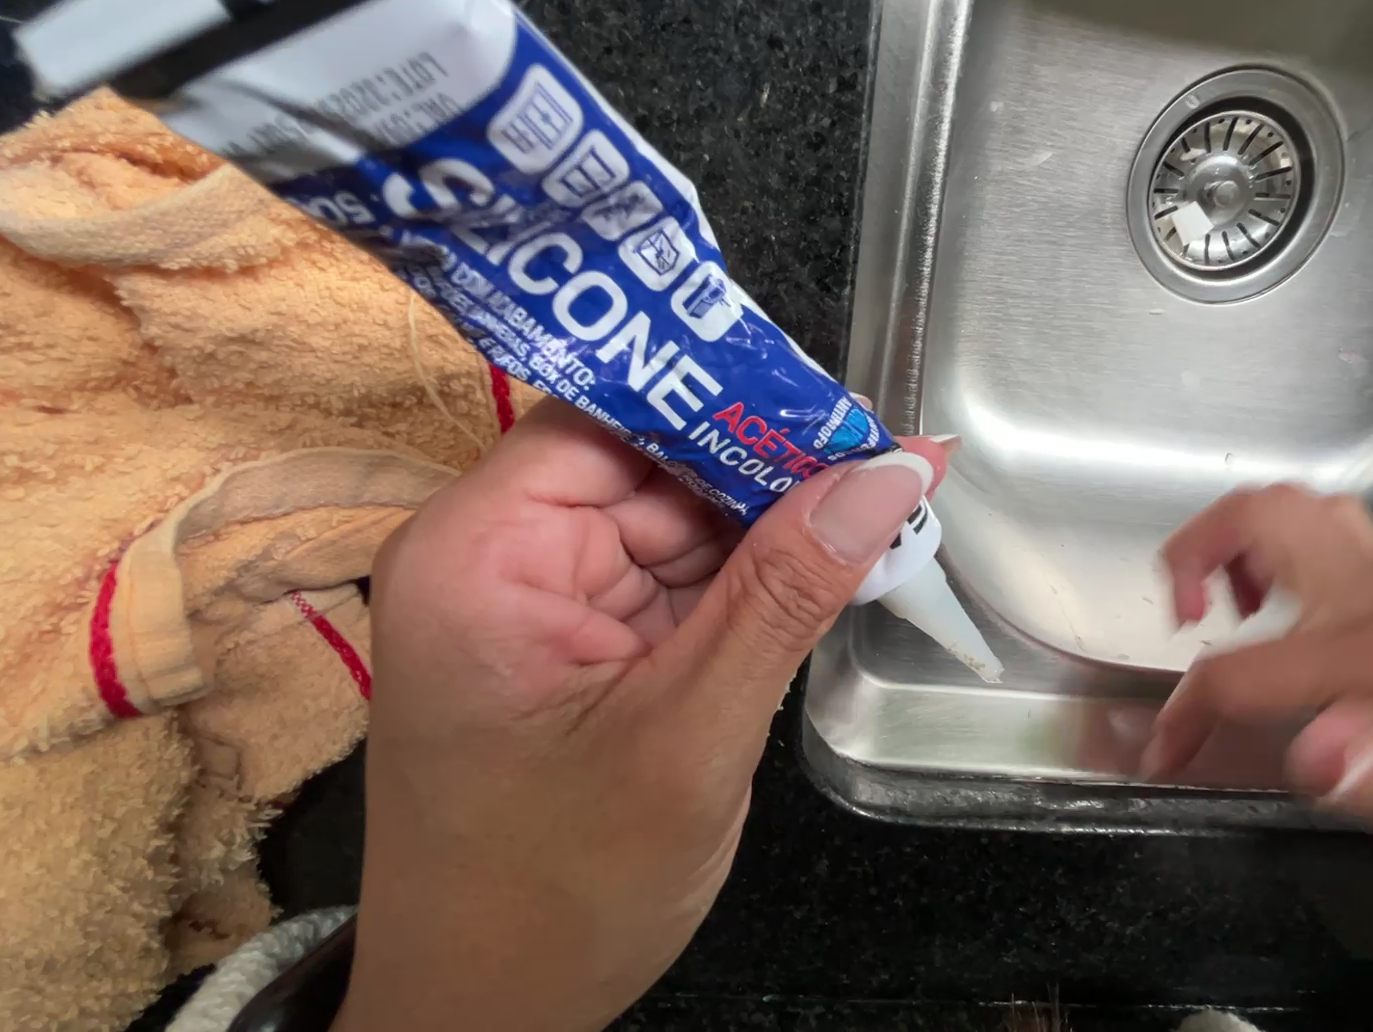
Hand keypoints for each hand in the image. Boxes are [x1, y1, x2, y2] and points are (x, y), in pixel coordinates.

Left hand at [336, 400, 944, 1030]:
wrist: (495, 1021)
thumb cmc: (562, 894)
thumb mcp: (691, 736)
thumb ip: (787, 593)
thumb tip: (889, 474)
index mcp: (483, 552)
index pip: (611, 419)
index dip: (728, 402)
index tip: (838, 407)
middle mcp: (507, 552)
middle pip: (659, 464)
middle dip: (772, 471)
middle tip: (888, 460)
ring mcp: (553, 594)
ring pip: (687, 518)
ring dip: (778, 525)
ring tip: (881, 508)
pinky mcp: (596, 634)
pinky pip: (690, 573)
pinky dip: (759, 574)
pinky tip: (830, 566)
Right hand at [1144, 485, 1372, 962]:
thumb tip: (1307, 747)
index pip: (1240, 671)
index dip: (1187, 714)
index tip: (1166, 756)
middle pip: (1259, 515)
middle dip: (1192, 551)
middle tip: (1184, 615)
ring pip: (1291, 505)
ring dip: (1232, 540)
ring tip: (1223, 604)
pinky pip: (1321, 527)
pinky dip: (1274, 546)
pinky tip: (1277, 604)